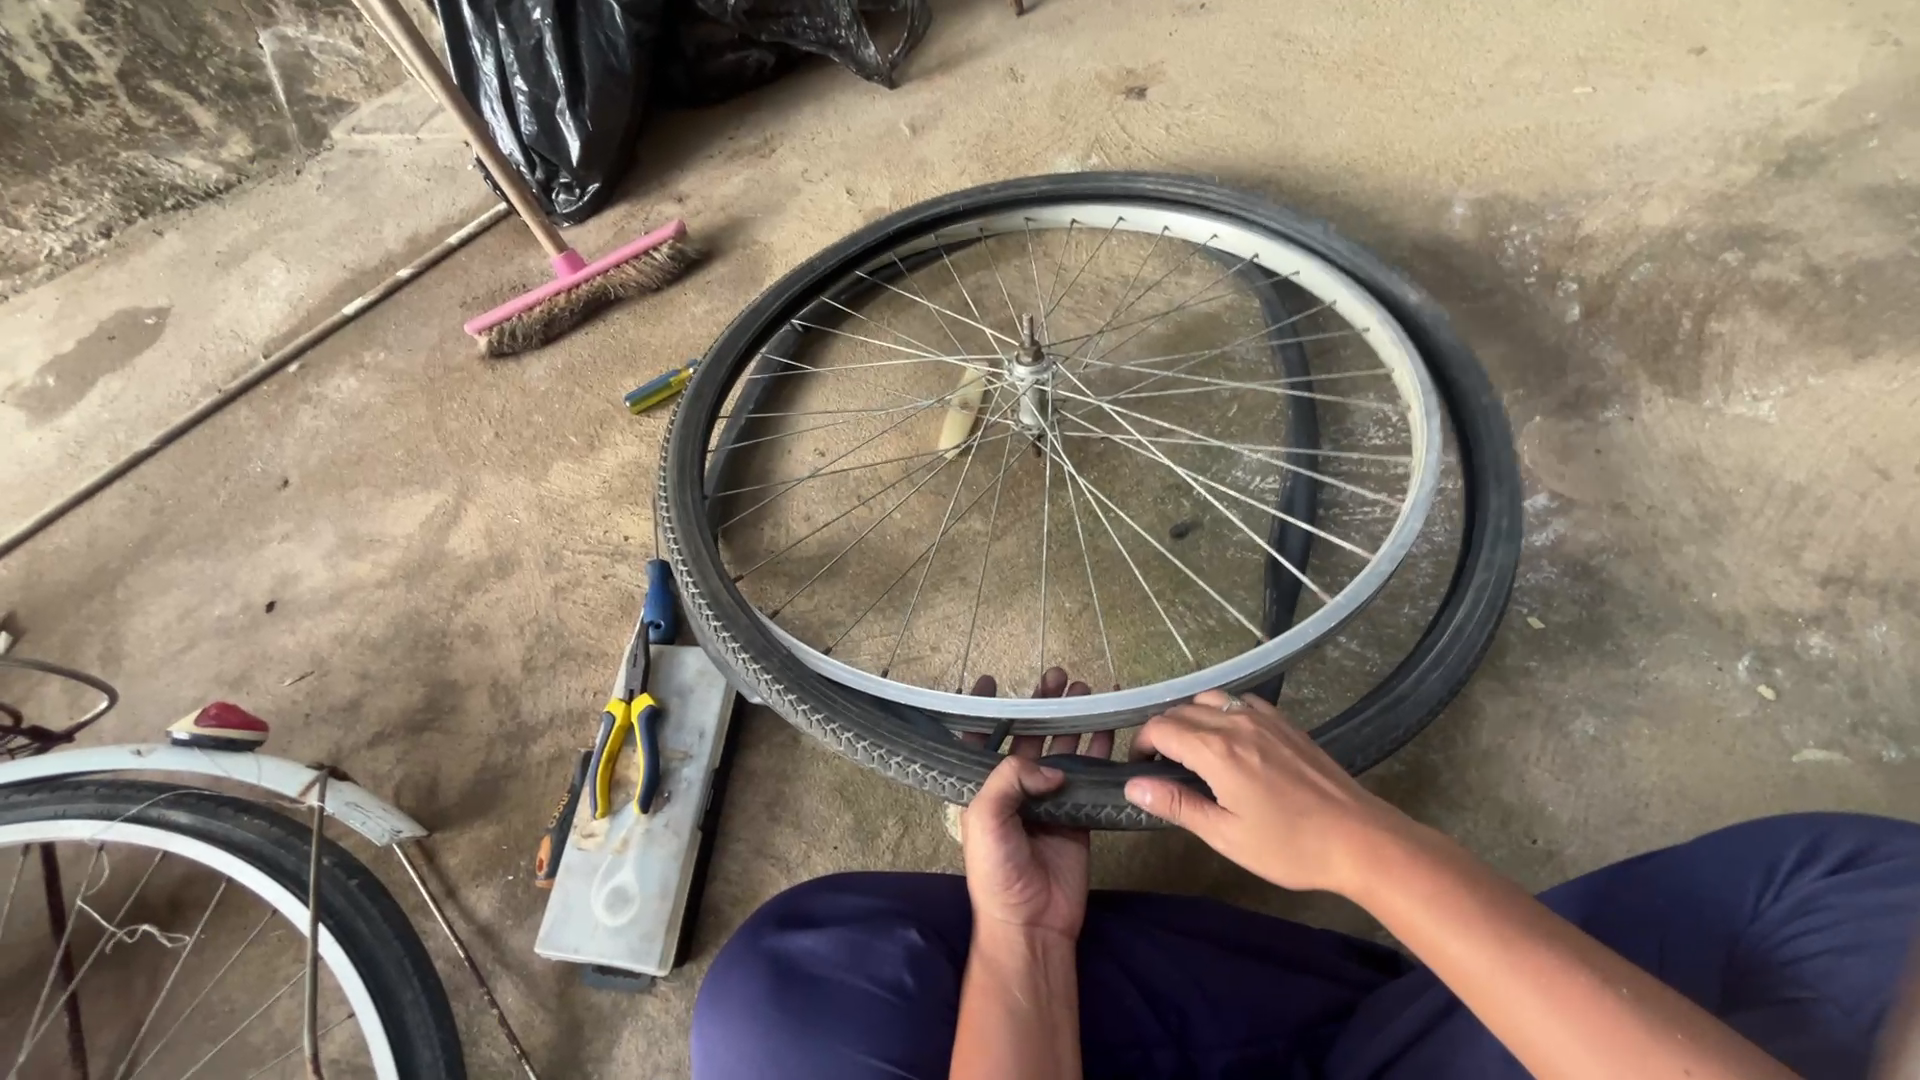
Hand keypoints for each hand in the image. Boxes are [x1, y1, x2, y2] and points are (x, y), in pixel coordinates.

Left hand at [960, 668, 1113, 941]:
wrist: (1031, 922)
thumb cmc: (996, 871)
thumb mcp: (985, 817)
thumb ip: (1010, 778)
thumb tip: (1052, 766)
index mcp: (983, 786)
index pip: (980, 737)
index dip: (984, 708)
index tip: (991, 679)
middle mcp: (1014, 787)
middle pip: (1028, 733)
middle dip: (1040, 704)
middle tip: (1056, 675)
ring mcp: (1047, 798)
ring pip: (1061, 747)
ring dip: (1072, 719)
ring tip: (1085, 689)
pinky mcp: (1077, 812)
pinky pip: (1089, 773)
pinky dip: (1100, 748)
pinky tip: (1109, 726)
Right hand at [1123, 689, 1418, 896]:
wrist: (1360, 839)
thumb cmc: (1290, 846)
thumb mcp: (1226, 835)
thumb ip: (1176, 804)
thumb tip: (1132, 785)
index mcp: (1216, 751)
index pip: (1159, 728)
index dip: (1140, 745)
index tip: (1141, 770)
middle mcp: (1235, 722)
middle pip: (1179, 710)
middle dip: (1161, 733)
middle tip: (1163, 768)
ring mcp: (1262, 717)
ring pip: (1208, 699)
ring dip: (1189, 718)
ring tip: (1193, 751)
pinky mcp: (1284, 721)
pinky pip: (1239, 700)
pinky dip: (1221, 711)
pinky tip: (1230, 740)